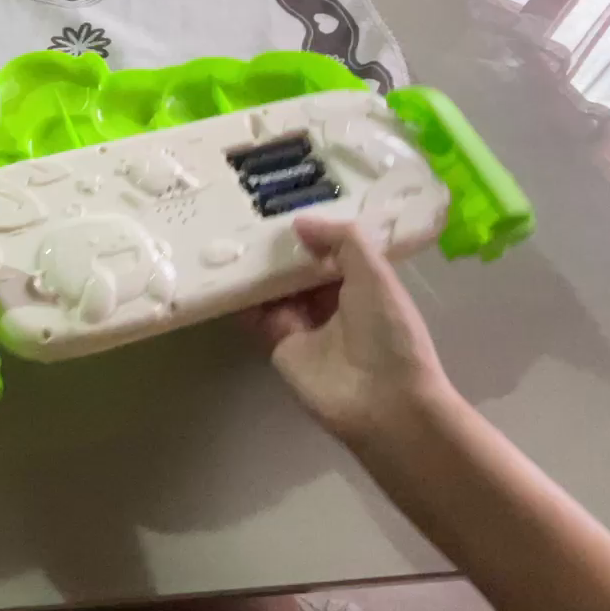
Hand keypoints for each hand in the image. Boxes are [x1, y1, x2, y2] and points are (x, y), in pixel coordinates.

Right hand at [238, 217, 447, 437]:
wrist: (381, 401)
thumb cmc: (387, 332)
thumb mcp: (375, 274)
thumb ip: (342, 240)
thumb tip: (299, 223)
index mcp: (362, 284)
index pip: (332, 252)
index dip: (312, 233)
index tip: (283, 209)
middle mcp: (331, 302)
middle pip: (298, 270)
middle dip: (278, 250)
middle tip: (247, 221)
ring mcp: (303, 324)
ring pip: (274, 289)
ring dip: (256, 271)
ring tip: (229, 240)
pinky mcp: (278, 344)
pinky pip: (256, 316)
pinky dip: (240, 299)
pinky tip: (222, 276)